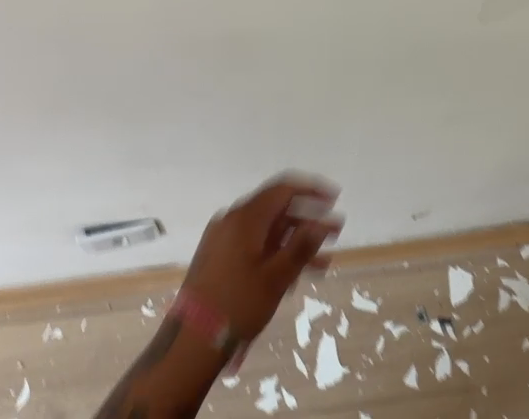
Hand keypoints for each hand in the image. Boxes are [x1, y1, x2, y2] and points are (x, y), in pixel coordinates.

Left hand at [181, 173, 342, 339]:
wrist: (192, 338)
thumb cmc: (238, 304)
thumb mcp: (277, 277)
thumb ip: (301, 246)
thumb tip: (323, 222)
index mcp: (246, 218)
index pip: (284, 190)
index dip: (311, 191)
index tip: (334, 198)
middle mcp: (232, 220)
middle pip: (276, 210)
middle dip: (308, 221)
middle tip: (336, 233)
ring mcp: (223, 238)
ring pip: (267, 232)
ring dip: (294, 242)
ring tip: (322, 262)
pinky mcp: (218, 256)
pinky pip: (253, 245)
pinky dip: (275, 254)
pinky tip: (293, 274)